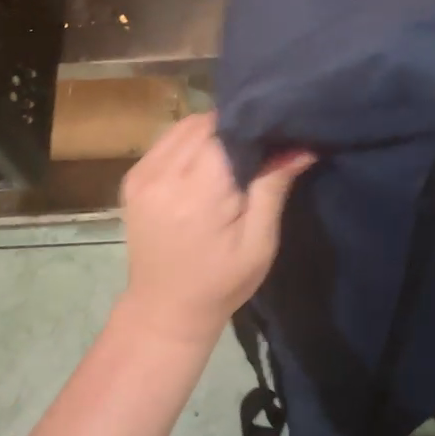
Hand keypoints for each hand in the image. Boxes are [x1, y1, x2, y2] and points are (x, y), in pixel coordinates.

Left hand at [118, 112, 314, 341]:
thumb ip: (273, 189)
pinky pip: (167, 139)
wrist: (165, 311)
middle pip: (204, 124)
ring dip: (210, 131)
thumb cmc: (220, 282)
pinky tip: (204, 163)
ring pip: (184, 125)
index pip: (225, 132)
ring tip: (232, 154)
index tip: (271, 135)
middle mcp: (163, 176)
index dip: (250, 128)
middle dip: (231, 128)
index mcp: (196, 194)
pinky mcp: (132, 178)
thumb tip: (301, 147)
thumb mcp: (259, 243)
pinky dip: (189, 142)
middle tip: (256, 146)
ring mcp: (142, 175)